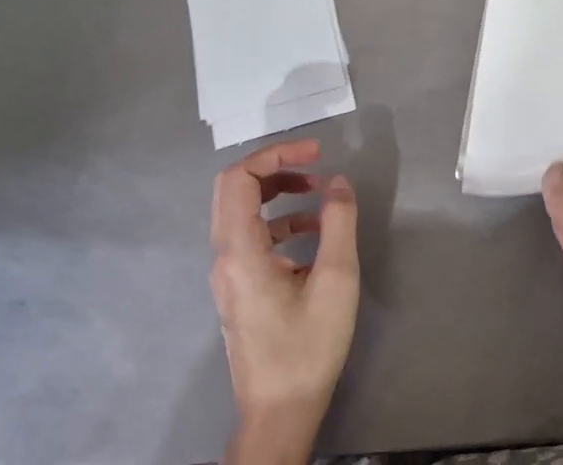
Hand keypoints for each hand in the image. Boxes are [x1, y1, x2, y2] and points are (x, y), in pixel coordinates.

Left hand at [210, 140, 359, 431]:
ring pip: (243, 213)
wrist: (280, 410)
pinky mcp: (240, 288)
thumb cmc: (308, 346)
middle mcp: (224, 258)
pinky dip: (281, 222)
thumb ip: (338, 223)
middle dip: (277, 168)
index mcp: (240, 252)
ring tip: (323, 198)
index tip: (316, 152)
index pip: (238, 179)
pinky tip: (316, 236)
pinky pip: (253, 238)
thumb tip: (338, 182)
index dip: (275, 153)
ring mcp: (229, 275)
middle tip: (316, 164)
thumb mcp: (336, 280)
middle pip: (235, 191)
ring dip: (281, 194)